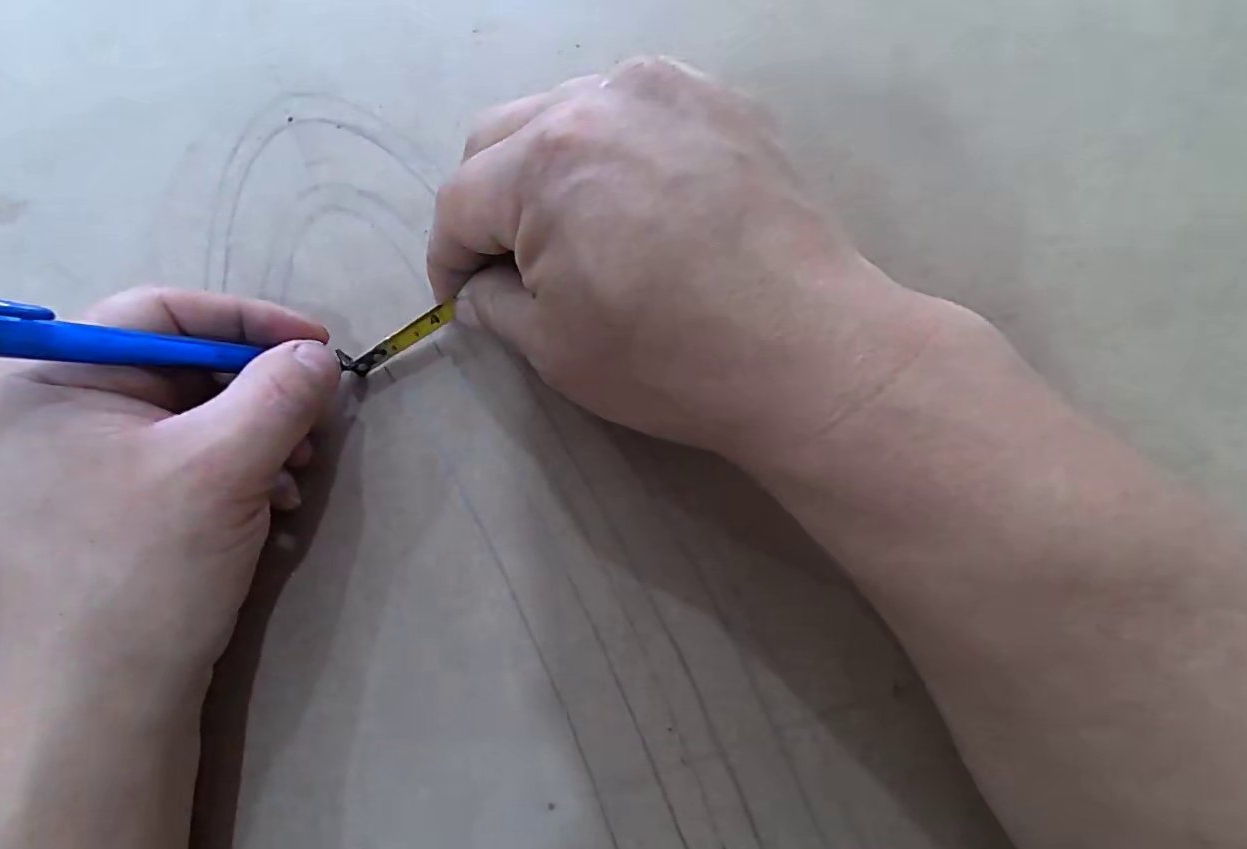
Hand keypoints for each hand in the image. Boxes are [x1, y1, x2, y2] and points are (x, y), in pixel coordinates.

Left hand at [0, 287, 339, 727]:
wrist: (103, 705)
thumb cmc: (146, 574)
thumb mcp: (224, 470)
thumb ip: (279, 396)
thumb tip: (320, 356)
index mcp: (39, 379)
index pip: (160, 316)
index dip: (251, 323)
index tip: (320, 346)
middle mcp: (39, 413)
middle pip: (174, 372)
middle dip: (256, 399)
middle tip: (312, 429)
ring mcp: (62, 468)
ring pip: (181, 423)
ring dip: (252, 443)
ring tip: (293, 481)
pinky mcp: (92, 513)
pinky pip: (172, 468)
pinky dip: (228, 479)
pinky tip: (263, 510)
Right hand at [429, 57, 949, 472]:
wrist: (800, 351)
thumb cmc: (662, 361)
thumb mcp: (552, 348)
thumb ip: (495, 306)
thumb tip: (476, 290)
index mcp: (545, 164)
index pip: (459, 201)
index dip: (446, 259)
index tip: (456, 300)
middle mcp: (599, 100)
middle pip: (499, 141)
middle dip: (484, 208)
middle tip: (503, 267)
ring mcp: (667, 89)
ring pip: (564, 115)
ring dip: (541, 174)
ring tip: (564, 235)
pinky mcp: (719, 101)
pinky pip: (631, 115)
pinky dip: (605, 156)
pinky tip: (626, 206)